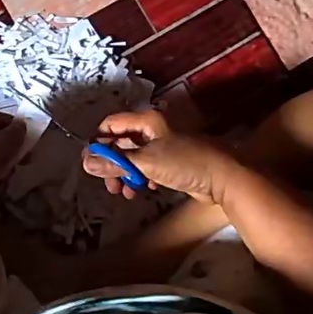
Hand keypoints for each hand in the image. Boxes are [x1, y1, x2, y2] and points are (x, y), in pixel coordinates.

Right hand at [81, 110, 241, 203]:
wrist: (226, 178)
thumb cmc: (185, 162)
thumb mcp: (146, 162)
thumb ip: (115, 162)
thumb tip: (86, 162)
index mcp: (146, 121)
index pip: (112, 124)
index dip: (99, 141)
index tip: (93, 162)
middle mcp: (153, 129)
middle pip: (121, 142)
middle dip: (112, 163)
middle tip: (109, 184)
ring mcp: (163, 146)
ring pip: (134, 157)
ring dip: (125, 174)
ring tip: (126, 192)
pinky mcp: (172, 162)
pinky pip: (147, 167)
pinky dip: (141, 178)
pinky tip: (144, 190)